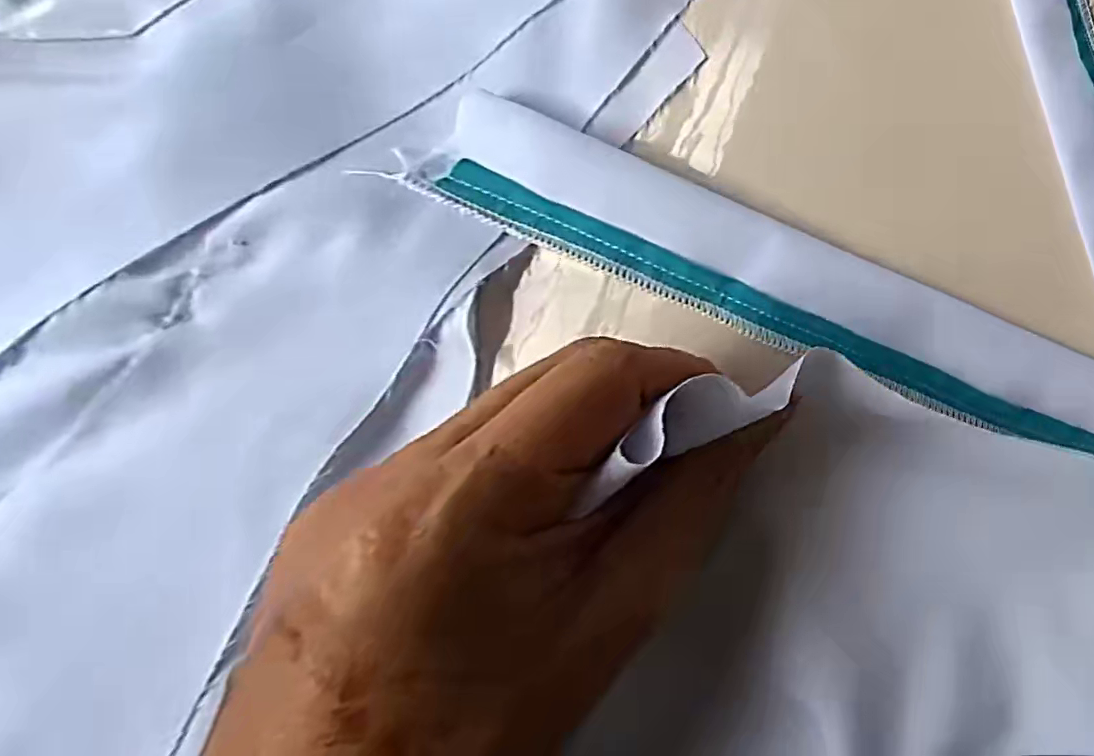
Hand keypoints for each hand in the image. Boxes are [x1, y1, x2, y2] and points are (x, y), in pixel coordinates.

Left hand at [204, 337, 782, 755]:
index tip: (721, 410)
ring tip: (617, 479)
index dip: (676, 374)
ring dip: (585, 418)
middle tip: (683, 440)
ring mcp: (360, 482)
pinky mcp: (344, 504)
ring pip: (513, 399)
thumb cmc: (485, 734)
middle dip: (637, 391)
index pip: (597, 373)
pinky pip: (468, 438)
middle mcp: (398, 467)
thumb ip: (691, 501)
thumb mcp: (612, 617)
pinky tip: (543, 508)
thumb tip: (749, 421)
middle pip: (554, 373)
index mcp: (464, 495)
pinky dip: (533, 448)